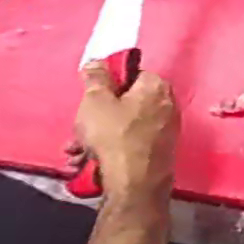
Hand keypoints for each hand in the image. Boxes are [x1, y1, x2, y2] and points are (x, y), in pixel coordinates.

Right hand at [72, 61, 179, 199]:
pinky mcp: (159, 150)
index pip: (134, 73)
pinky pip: (129, 142)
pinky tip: (85, 162)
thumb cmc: (114, 134)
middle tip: (78, 129)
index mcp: (157, 88)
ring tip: (75, 151)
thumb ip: (96, 78)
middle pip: (125, 102)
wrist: (135, 181)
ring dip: (94, 136)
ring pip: (122, 125)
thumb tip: (99, 62)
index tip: (91, 94)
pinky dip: (108, 149)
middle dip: (95, 116)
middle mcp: (167, 106)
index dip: (110, 82)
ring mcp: (165, 130)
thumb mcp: (95, 101)